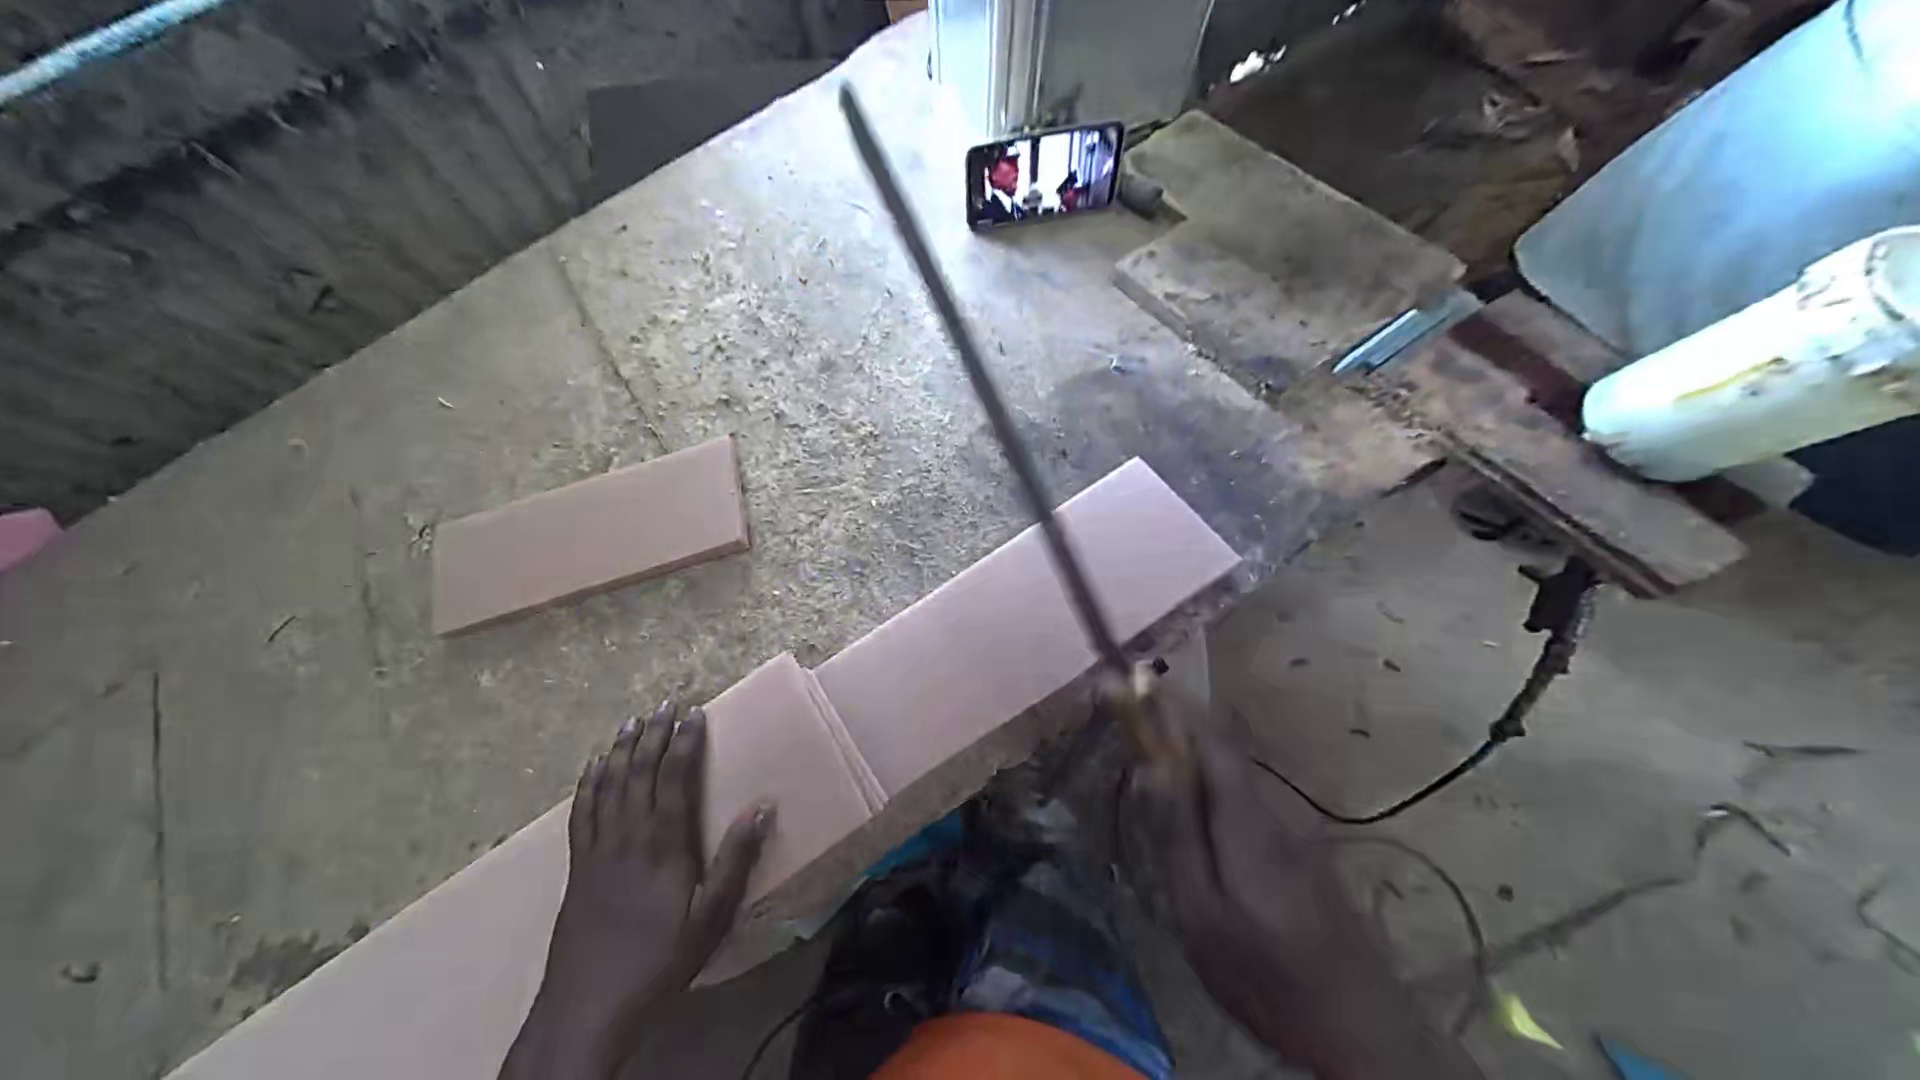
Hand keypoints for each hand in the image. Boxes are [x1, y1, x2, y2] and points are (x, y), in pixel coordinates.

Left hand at [499, 699, 774, 1079]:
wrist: (590, 1003)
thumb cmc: (662, 956)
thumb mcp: (712, 914)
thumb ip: (736, 858)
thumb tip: (762, 805)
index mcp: (665, 842)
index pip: (676, 777)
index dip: (686, 741)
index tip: (696, 712)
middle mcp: (629, 834)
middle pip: (640, 770)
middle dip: (655, 733)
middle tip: (667, 703)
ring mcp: (598, 848)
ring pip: (609, 784)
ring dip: (622, 748)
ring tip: (633, 720)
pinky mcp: (578, 865)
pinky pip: (581, 811)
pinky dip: (588, 782)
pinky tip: (593, 766)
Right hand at [1122, 685, 1480, 1078]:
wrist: (1367, 1032)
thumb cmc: (1267, 976)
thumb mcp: (1202, 912)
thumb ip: (1176, 834)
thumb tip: (1150, 766)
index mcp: (1246, 819)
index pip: (1208, 738)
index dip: (1171, 705)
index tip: (1135, 679)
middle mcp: (1273, 810)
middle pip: (1221, 749)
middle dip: (1176, 723)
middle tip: (1132, 717)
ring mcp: (1293, 830)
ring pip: (1233, 774)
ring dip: (1192, 753)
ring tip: (1154, 760)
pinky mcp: (1300, 852)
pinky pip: (1244, 798)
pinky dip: (1210, 784)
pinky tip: (1196, 812)